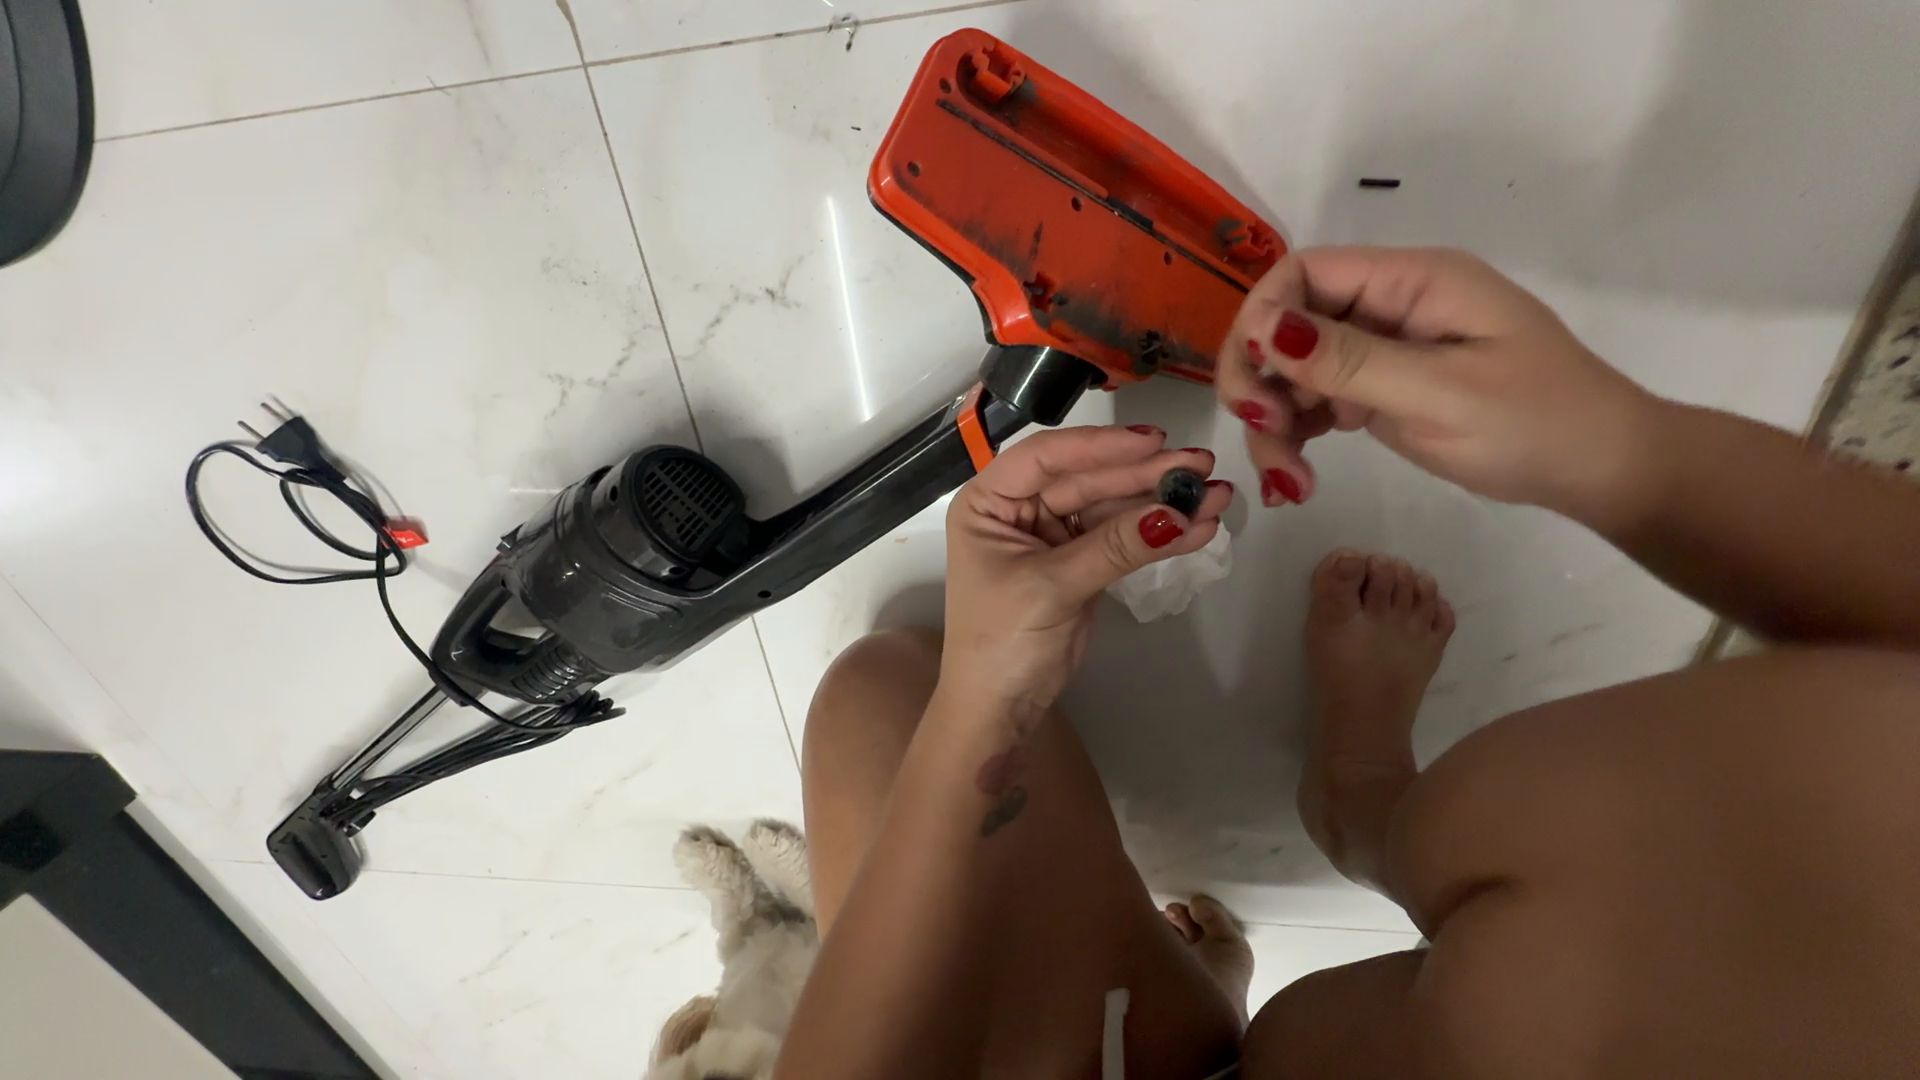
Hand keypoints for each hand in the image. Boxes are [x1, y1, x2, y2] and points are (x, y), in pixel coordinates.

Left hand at [937, 426, 1233, 711]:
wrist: (1001, 708)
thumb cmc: (1002, 641)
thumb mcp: (1052, 587)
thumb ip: (1115, 547)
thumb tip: (1180, 515)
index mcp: (988, 502)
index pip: (1044, 457)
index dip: (1100, 445)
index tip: (1154, 442)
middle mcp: (1019, 509)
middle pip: (1087, 479)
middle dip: (1143, 475)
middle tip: (1201, 465)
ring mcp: (1053, 535)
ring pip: (1111, 506)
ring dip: (1161, 503)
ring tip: (1215, 496)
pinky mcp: (1081, 561)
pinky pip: (1122, 538)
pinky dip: (1158, 534)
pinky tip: (1198, 527)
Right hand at [1213, 246, 1659, 523]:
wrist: (1592, 470)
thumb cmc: (1534, 422)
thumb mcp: (1439, 392)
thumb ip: (1349, 360)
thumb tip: (1262, 329)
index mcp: (1411, 283)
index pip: (1304, 272)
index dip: (1263, 315)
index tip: (1256, 377)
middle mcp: (1383, 309)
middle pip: (1282, 325)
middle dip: (1258, 378)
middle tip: (1260, 428)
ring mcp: (1374, 354)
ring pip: (1286, 373)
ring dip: (1271, 424)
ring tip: (1287, 479)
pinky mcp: (1369, 394)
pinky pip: (1307, 406)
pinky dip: (1290, 440)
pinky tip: (1293, 481)